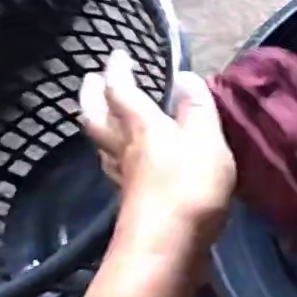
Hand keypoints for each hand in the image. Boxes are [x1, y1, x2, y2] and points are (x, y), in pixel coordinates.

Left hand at [80, 50, 236, 246]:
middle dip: (94, 95)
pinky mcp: (133, 202)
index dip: (120, 70)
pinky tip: (121, 164)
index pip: (124, 91)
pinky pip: (115, 170)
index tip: (118, 53)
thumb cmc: (191, 185)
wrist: (168, 244)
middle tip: (90, 80)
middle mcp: (126, 148)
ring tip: (101, 117)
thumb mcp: (206, 141)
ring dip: (97, 126)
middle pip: (99, 117)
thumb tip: (186, 76)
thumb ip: (197, 109)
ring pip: (102, 145)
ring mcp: (126, 178)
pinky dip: (114, 158)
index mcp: (144, 127)